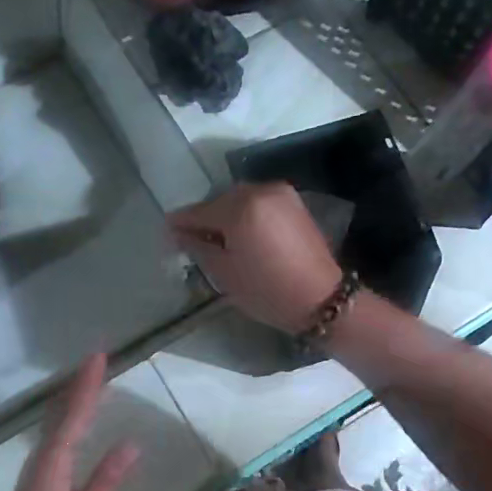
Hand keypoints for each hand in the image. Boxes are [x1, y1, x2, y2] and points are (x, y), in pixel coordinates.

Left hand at [0, 353, 139, 490]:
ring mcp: (36, 474)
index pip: (74, 416)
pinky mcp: (38, 486)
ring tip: (89, 383)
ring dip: (72, 401)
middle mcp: (40, 462)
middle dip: (79, 386)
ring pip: (56, 426)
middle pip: (60, 414)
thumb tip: (131, 443)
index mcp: (52, 464)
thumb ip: (107, 479)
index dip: (88, 386)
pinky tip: (74, 427)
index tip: (99, 356)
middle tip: (96, 360)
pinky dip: (69, 422)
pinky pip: (56, 440)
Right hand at [169, 182, 343, 332]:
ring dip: (228, 217)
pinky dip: (249, 216)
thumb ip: (198, 247)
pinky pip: (261, 205)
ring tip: (222, 242)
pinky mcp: (296, 204)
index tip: (168, 235)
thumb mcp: (225, 273)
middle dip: (207, 219)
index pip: (198, 211)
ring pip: (241, 201)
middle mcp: (260, 191)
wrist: (322, 300)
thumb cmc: (268, 291)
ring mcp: (282, 194)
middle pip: (220, 201)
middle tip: (196, 242)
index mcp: (239, 207)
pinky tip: (245, 238)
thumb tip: (180, 233)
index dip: (180, 225)